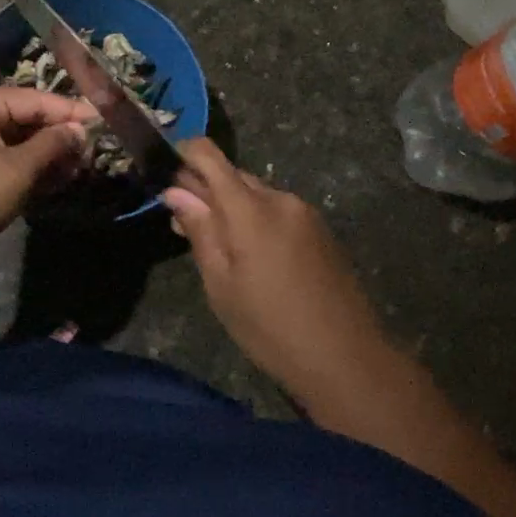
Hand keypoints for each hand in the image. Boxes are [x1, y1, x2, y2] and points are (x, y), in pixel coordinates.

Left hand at [0, 87, 94, 258]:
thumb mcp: (18, 169)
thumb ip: (53, 145)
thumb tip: (80, 131)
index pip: (34, 99)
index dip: (70, 111)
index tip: (104, 120)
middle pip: (26, 120)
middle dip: (59, 136)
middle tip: (96, 150)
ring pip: (18, 144)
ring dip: (48, 157)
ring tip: (82, 168)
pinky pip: (7, 164)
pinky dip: (31, 172)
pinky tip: (59, 182)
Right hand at [164, 139, 385, 396]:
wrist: (349, 362)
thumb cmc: (271, 327)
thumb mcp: (221, 284)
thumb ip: (200, 231)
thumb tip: (175, 192)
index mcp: (250, 208)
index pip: (209, 155)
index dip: (184, 155)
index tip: (166, 177)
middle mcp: (279, 199)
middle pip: (232, 175)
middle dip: (205, 190)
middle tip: (184, 225)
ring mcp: (305, 214)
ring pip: (255, 194)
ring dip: (232, 208)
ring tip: (219, 248)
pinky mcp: (321, 232)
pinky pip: (277, 211)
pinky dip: (257, 221)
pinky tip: (254, 259)